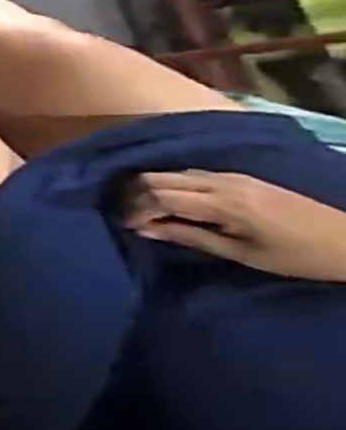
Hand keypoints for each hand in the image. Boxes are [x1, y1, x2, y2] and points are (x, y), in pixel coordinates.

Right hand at [123, 170, 345, 280]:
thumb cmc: (300, 257)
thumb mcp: (244, 254)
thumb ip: (191, 237)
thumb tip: (144, 230)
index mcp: (223, 204)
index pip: (158, 196)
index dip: (136, 210)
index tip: (128, 226)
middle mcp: (222, 183)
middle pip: (156, 178)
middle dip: (135, 196)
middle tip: (132, 216)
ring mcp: (232, 177)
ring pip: (170, 173)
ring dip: (152, 188)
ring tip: (149, 209)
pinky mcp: (240, 177)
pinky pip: (190, 174)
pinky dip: (172, 184)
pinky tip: (176, 201)